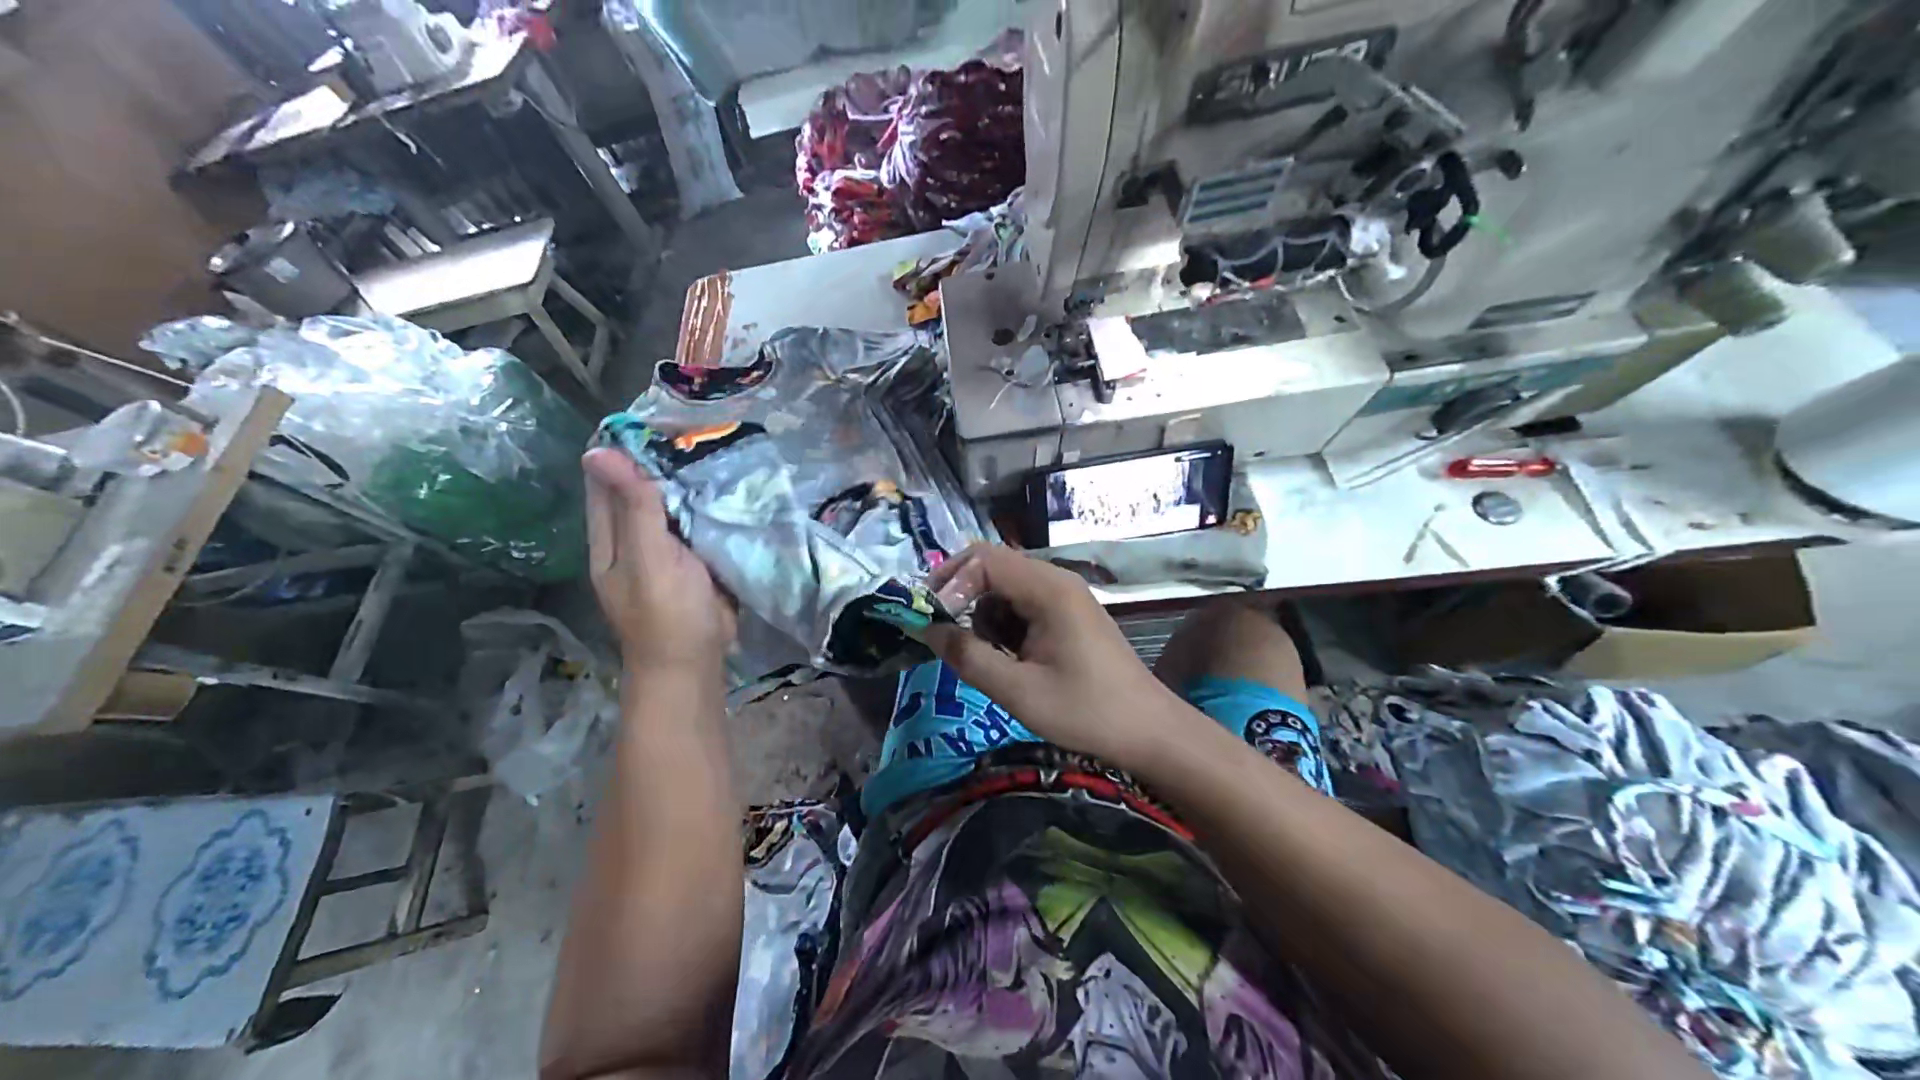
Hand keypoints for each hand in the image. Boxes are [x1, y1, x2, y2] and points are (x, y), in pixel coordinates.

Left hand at [582, 448, 734, 671]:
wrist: (696, 664)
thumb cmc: (666, 614)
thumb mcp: (647, 557)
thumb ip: (632, 506)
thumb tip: (598, 451)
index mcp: (610, 536)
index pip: (607, 479)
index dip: (625, 448)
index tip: (657, 418)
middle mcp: (634, 536)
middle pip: (643, 487)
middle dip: (665, 460)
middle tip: (700, 426)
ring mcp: (667, 548)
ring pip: (675, 503)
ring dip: (691, 480)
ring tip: (719, 442)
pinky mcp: (697, 558)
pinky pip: (700, 522)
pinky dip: (711, 503)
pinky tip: (731, 482)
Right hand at [923, 545, 1192, 767]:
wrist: (1149, 731)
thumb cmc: (1085, 712)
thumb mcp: (1018, 691)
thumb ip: (968, 656)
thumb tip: (926, 629)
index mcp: (1048, 589)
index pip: (982, 559)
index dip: (948, 582)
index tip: (929, 619)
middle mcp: (1055, 580)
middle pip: (992, 567)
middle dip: (961, 597)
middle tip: (942, 635)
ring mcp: (1064, 596)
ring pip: (1004, 587)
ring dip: (982, 615)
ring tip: (986, 658)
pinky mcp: (1067, 614)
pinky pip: (1022, 604)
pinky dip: (1004, 625)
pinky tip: (1010, 659)